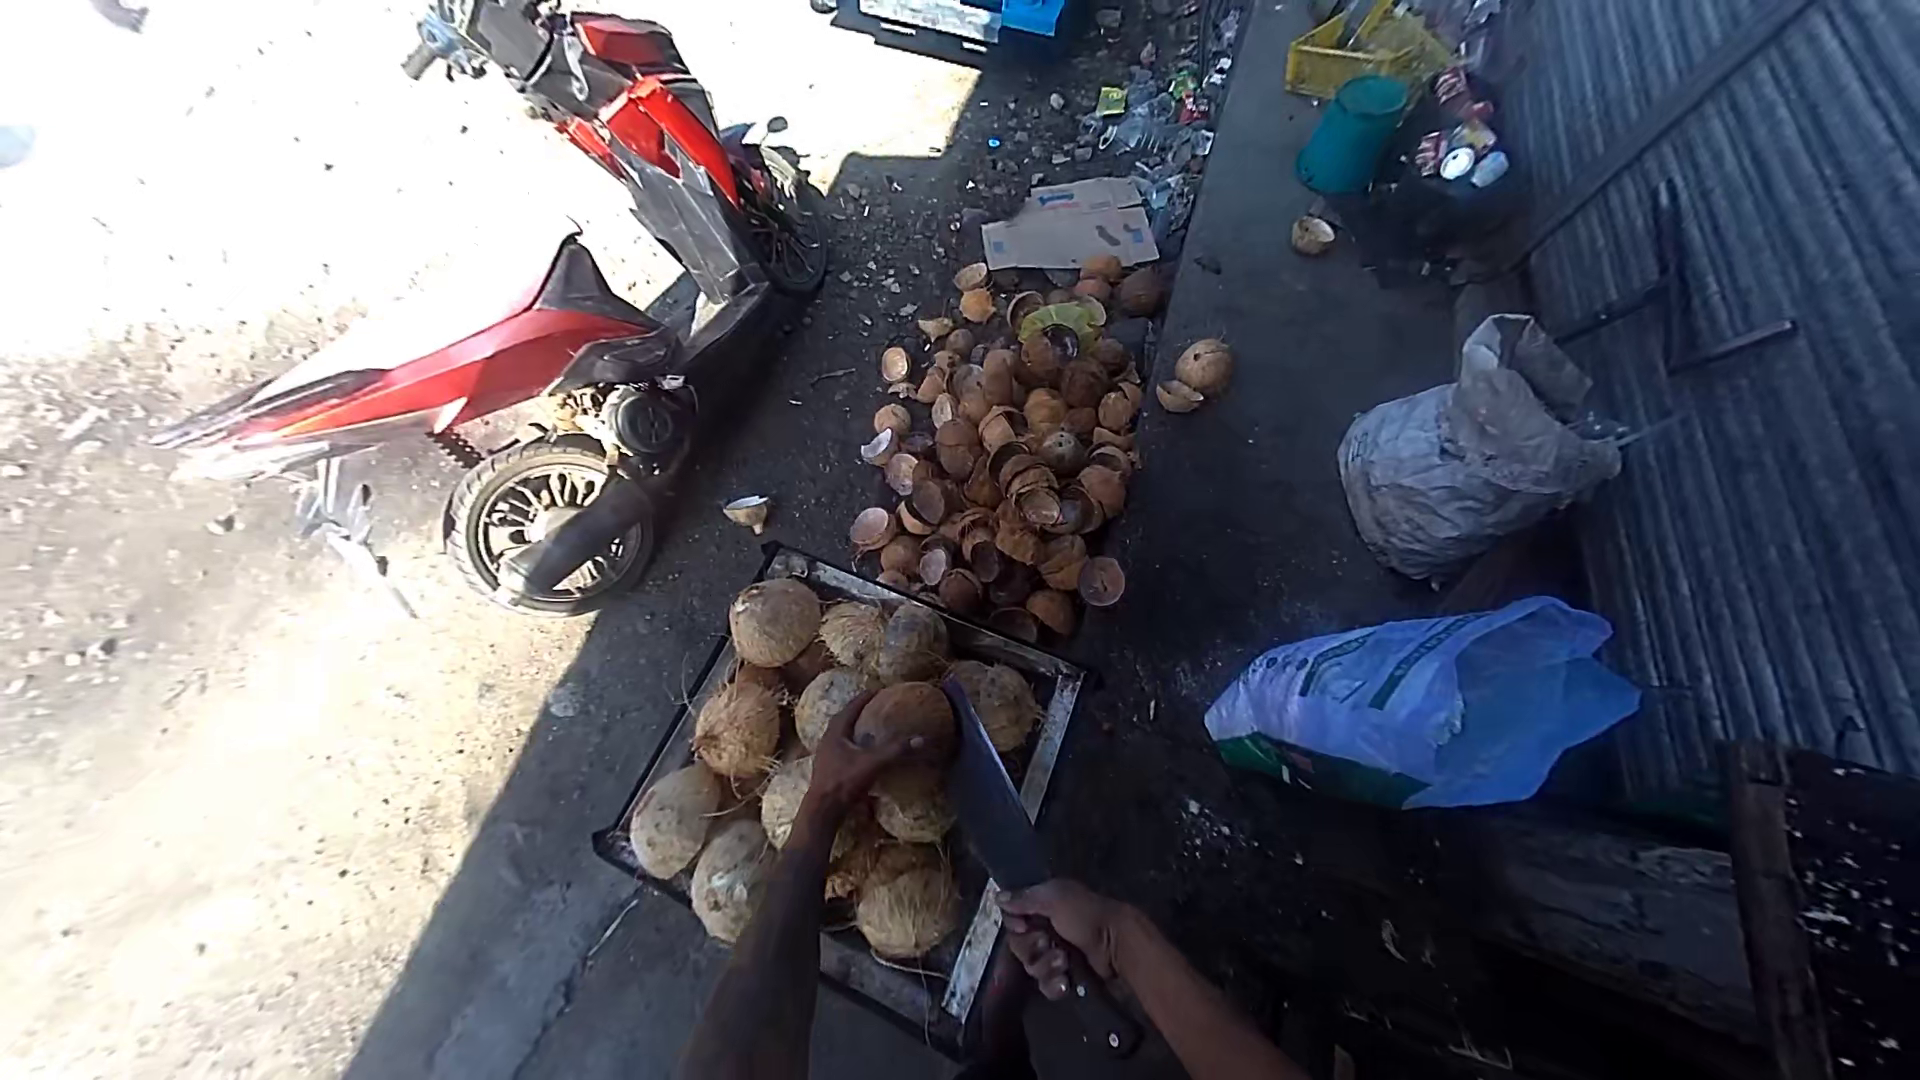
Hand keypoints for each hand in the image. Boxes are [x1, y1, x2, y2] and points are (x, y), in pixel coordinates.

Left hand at [802, 689, 923, 818]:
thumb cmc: (844, 782)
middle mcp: (828, 740)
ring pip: (842, 735)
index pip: (851, 707)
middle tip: (875, 705)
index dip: (864, 697)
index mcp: (836, 732)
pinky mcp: (828, 769)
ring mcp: (826, 755)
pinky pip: (842, 748)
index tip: (877, 689)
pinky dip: (854, 744)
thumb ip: (895, 750)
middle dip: (859, 711)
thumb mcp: (872, 763)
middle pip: (844, 719)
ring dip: (855, 728)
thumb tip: (920, 739)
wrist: (823, 811)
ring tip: (870, 726)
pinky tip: (863, 752)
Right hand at [999, 879, 1130, 998]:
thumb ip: (1024, 898)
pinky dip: (1055, 984)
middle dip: (1031, 948)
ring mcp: (1054, 953)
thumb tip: (997, 896)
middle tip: (1047, 943)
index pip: (1012, 918)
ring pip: (1032, 966)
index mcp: (1041, 905)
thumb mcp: (1054, 898)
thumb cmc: (1084, 914)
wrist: (1115, 943)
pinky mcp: (1065, 976)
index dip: (1015, 925)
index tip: (1023, 926)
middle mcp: (1044, 928)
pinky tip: (1066, 982)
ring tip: (1064, 962)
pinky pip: (1046, 985)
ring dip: (1046, 965)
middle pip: (1018, 945)